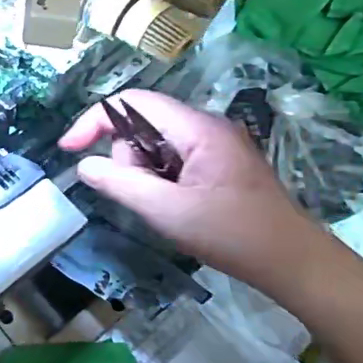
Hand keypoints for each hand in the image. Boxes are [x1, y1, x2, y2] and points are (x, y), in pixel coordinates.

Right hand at [58, 89, 324, 280]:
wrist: (292, 261)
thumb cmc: (232, 233)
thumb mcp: (167, 211)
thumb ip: (120, 184)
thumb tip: (84, 165)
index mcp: (197, 128)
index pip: (133, 102)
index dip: (94, 120)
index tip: (70, 149)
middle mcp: (206, 127)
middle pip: (142, 125)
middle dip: (126, 159)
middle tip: (142, 197)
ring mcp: (214, 145)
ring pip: (155, 146)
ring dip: (143, 174)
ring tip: (164, 208)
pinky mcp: (218, 164)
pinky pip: (171, 161)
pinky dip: (159, 181)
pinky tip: (174, 208)